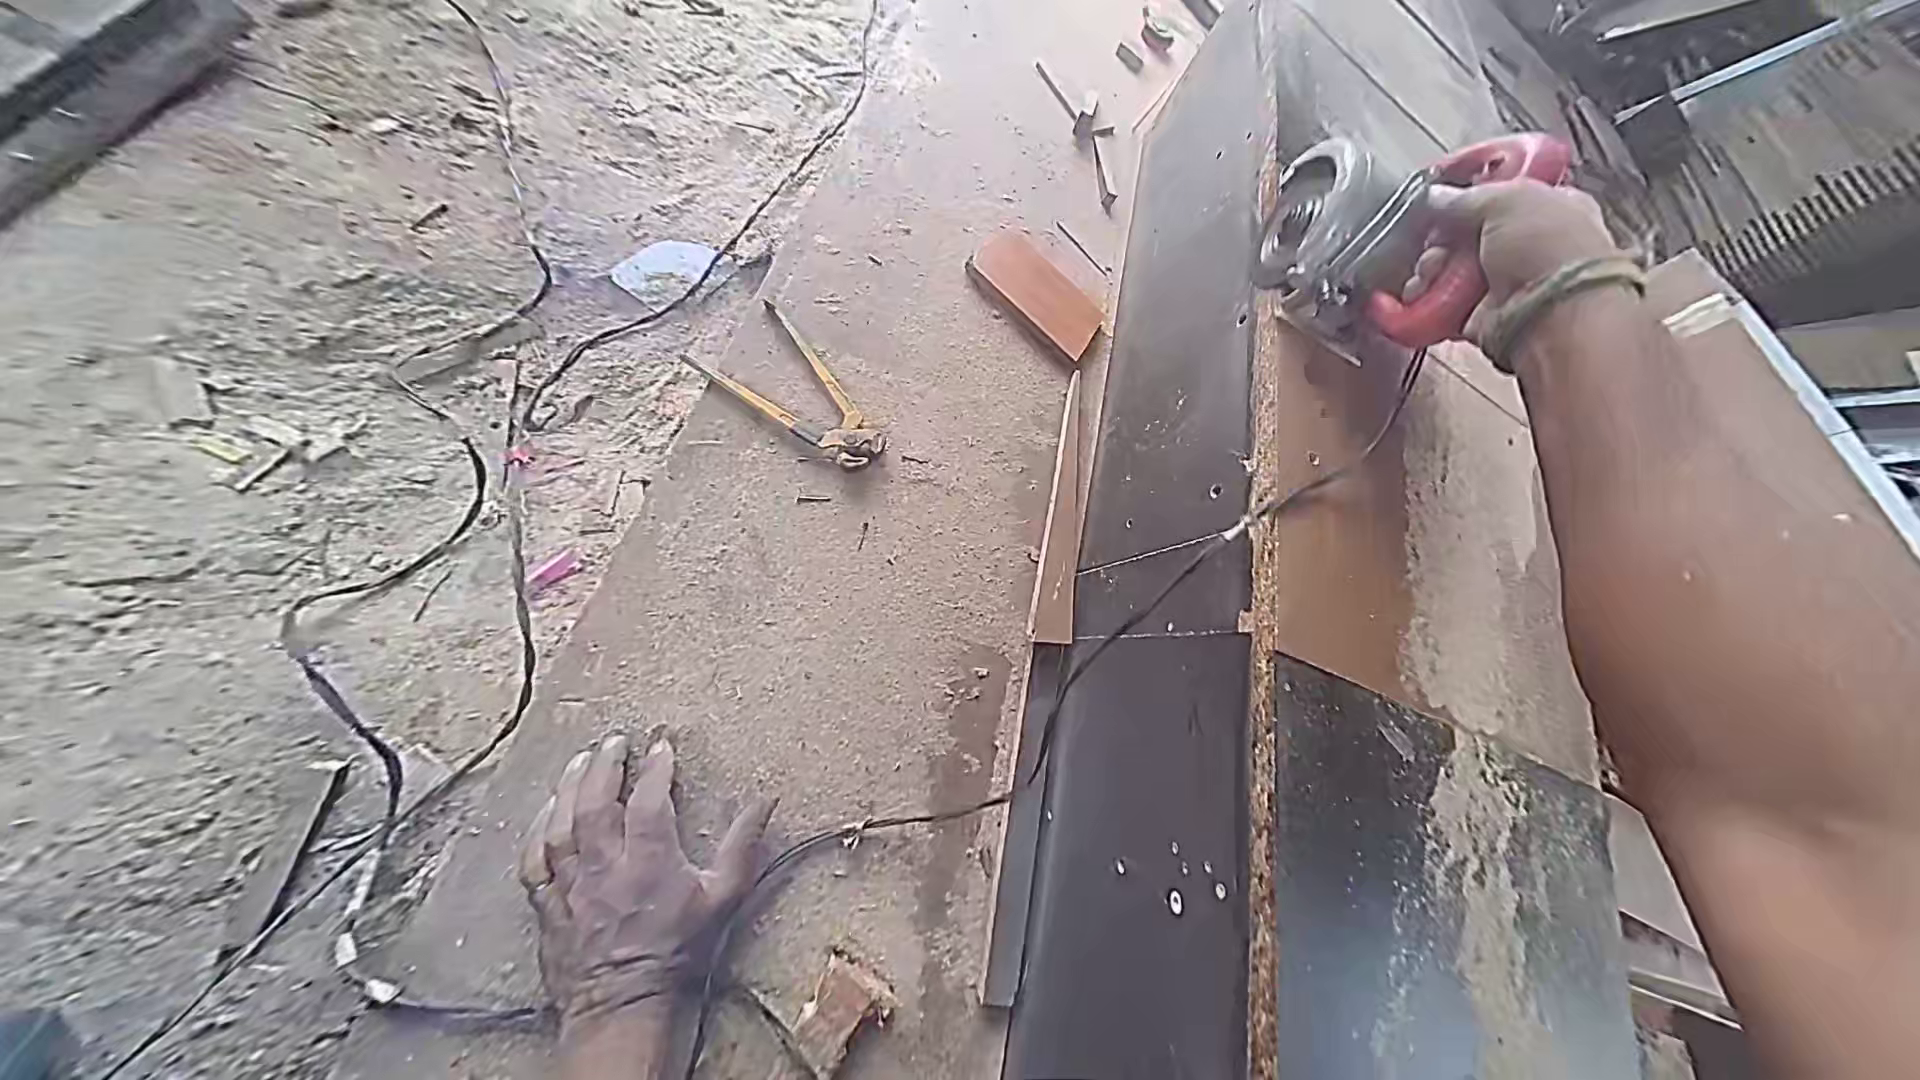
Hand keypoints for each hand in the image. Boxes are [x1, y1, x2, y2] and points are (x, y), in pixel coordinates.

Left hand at [518, 734, 776, 1030]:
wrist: (626, 1007)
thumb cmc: (679, 950)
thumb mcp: (724, 896)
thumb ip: (744, 844)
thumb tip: (767, 800)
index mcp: (649, 862)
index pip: (648, 800)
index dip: (655, 767)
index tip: (662, 745)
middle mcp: (605, 868)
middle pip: (594, 804)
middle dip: (604, 765)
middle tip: (615, 739)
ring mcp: (572, 886)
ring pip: (560, 825)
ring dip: (569, 787)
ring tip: (581, 759)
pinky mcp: (549, 906)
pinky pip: (533, 861)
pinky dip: (537, 830)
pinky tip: (546, 809)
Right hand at [1401, 179, 1618, 344]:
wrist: (1544, 311)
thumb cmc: (1547, 247)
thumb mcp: (1509, 200)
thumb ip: (1466, 197)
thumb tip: (1433, 195)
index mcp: (1541, 207)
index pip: (1493, 198)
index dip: (1464, 199)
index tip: (1439, 202)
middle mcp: (1517, 246)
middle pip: (1457, 237)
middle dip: (1437, 241)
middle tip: (1437, 245)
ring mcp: (1493, 283)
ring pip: (1440, 271)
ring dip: (1427, 272)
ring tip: (1430, 275)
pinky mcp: (1471, 315)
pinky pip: (1432, 304)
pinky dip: (1420, 302)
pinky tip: (1419, 297)